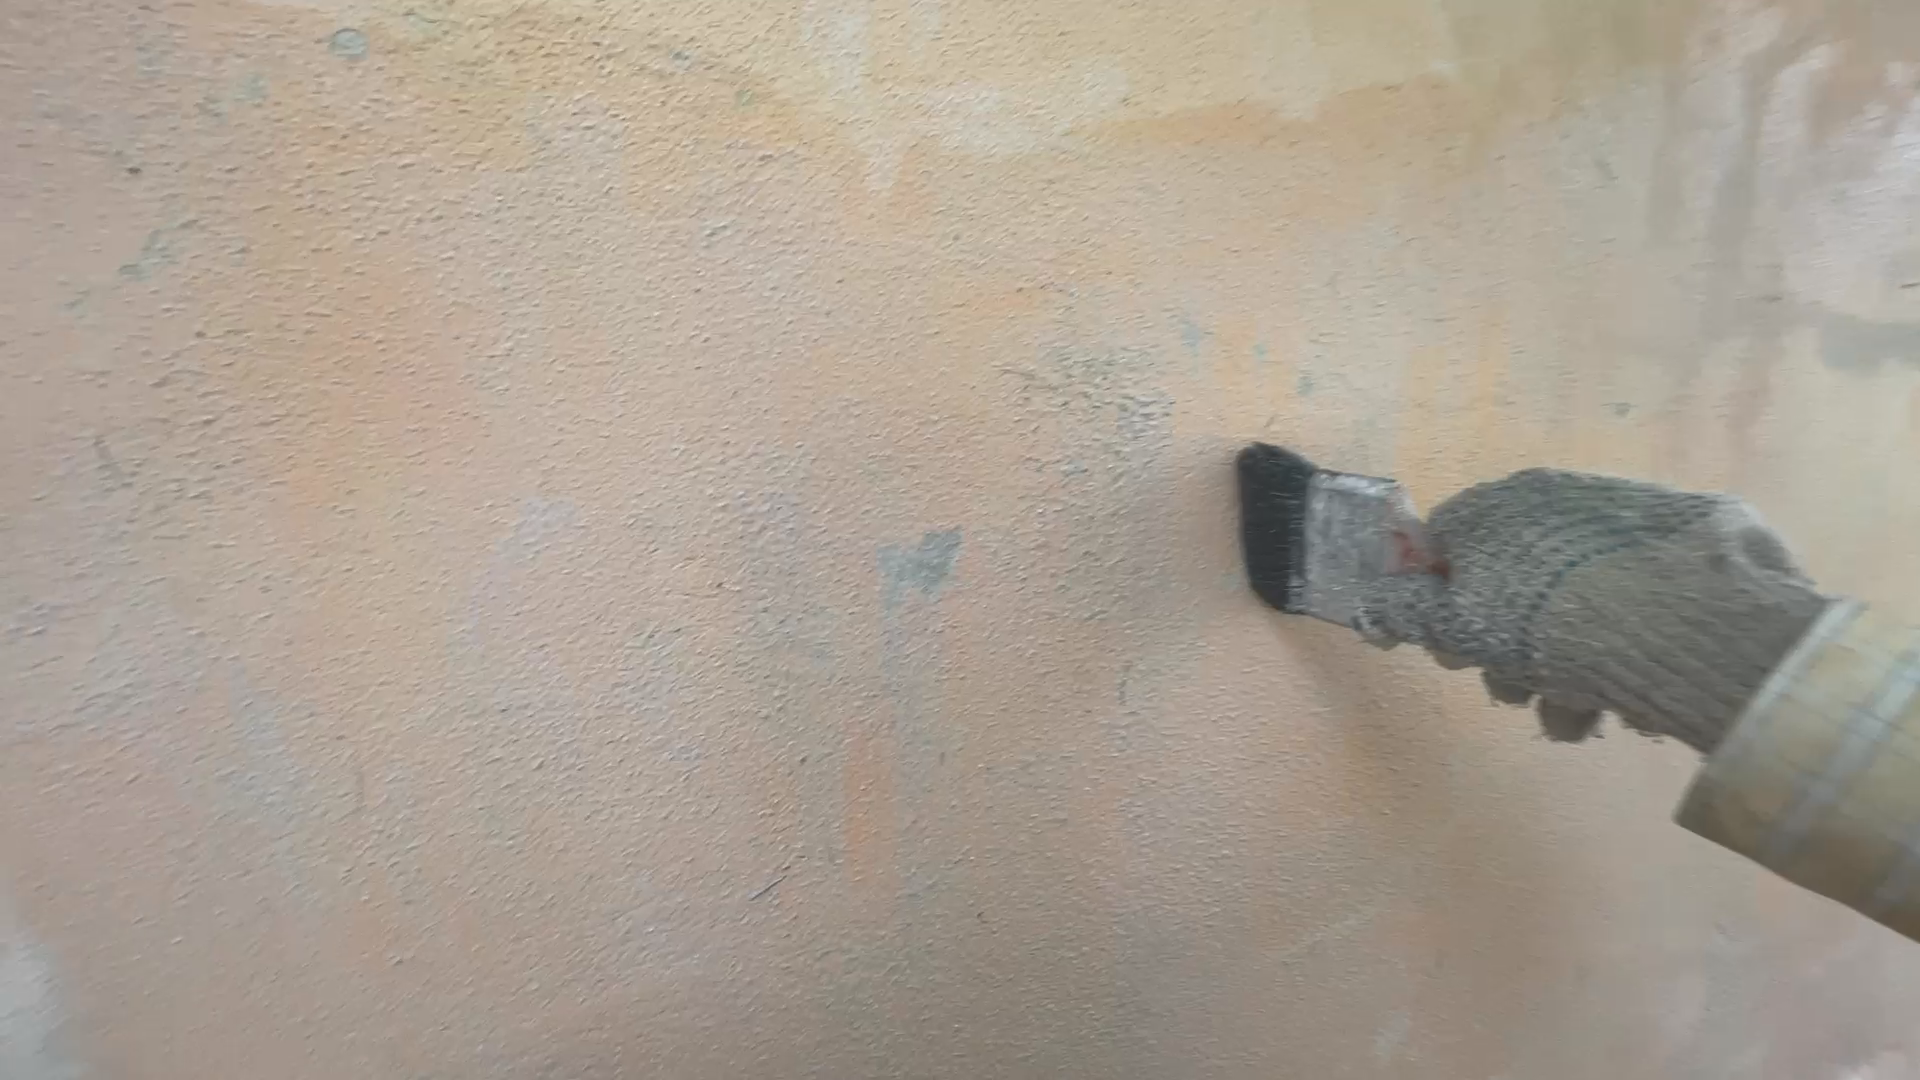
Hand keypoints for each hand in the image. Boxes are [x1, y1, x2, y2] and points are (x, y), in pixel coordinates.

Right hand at [1356, 469, 1828, 752]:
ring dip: (1562, 665)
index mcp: (1492, 507)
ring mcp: (1630, 516)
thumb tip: (1368, 609)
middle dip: (1505, 646)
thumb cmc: (1545, 623)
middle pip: (1509, 579)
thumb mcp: (1451, 625)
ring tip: (1575, 717)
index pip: (1441, 546)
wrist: (1692, 626)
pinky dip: (1626, 643)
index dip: (1436, 601)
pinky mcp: (1697, 541)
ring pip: (1574, 598)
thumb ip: (1401, 613)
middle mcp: (1555, 498)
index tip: (1453, 649)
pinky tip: (1633, 697)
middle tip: (1514, 690)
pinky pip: (1636, 595)